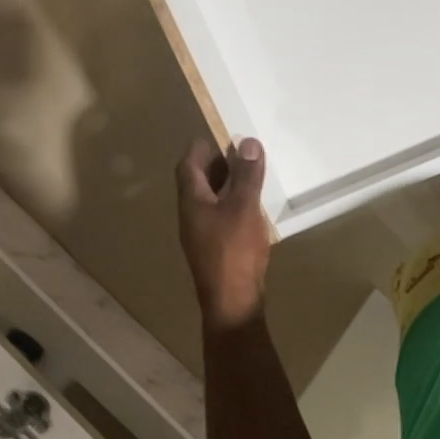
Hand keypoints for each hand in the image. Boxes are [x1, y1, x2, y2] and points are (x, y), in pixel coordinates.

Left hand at [176, 137, 270, 329]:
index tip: (223, 137)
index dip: (203, 147)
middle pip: (198, 182)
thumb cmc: (235, 250)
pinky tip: (250, 213)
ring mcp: (200, 236)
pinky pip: (219, 219)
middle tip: (242, 156)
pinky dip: (231, 208)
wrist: (232, 301)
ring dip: (226, 188)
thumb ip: (247, 175)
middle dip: (217, 166)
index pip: (189, 164)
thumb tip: (248, 142)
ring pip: (209, 202)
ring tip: (250, 180)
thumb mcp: (244, 207)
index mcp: (191, 200)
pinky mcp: (214, 251)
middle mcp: (190, 216)